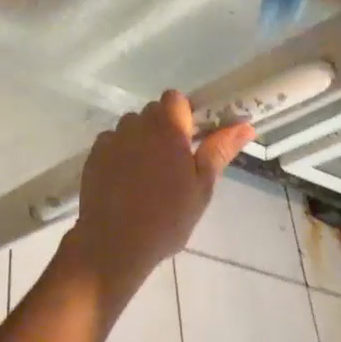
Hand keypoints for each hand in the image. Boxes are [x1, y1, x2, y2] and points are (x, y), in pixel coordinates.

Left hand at [61, 92, 254, 292]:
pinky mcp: (94, 153)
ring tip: (149, 177)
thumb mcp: (201, 187)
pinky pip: (113, 142)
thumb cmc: (167, 218)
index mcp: (166, 127)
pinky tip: (125, 182)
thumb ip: (219, 150)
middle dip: (164, 129)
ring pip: (132, 127)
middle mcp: (136, 124)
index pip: (175, 98)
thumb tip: (246, 125)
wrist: (114, 243)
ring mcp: (112, 137)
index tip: (191, 139)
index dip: (184, 114)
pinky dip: (121, 154)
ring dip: (142, 140)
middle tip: (174, 164)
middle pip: (153, 112)